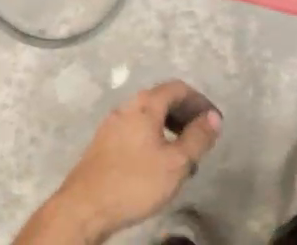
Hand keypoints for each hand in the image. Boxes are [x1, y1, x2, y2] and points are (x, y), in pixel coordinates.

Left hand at [44, 81, 222, 240]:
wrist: (83, 208)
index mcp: (145, 104)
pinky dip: (152, 138)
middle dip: (185, 115)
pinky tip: (156, 165)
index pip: (178, 88)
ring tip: (182, 157)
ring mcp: (111, 124)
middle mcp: (127, 106)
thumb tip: (213, 117)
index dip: (200, 102)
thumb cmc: (134, 182)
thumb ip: (197, 138)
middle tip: (200, 139)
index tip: (213, 123)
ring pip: (148, 118)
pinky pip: (135, 131)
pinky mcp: (103, 144)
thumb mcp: (176, 163)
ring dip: (169, 130)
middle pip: (162, 100)